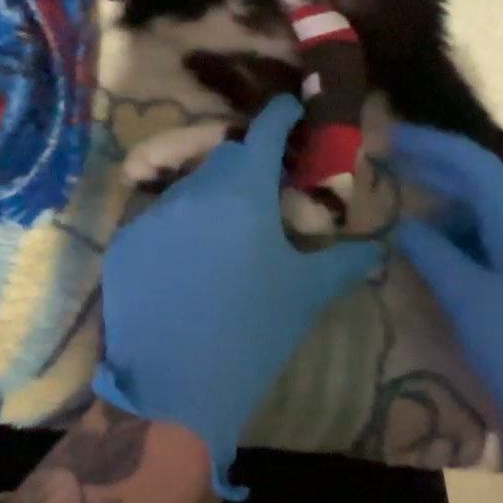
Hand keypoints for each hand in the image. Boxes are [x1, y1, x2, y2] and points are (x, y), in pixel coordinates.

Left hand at [94, 96, 380, 497]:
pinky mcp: (124, 240)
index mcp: (244, 190)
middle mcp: (195, 188)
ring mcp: (153, 212)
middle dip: (248, 162)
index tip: (292, 111)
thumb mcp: (305, 294)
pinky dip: (178, 225)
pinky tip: (188, 262)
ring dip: (211, 195)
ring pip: (189, 184)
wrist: (174, 391)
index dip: (282, 115)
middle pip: (226, 154)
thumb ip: (344, 260)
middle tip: (265, 191)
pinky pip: (157, 215)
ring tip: (225, 235)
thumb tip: (377, 246)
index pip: (265, 129)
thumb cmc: (253, 334)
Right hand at [392, 125, 502, 502]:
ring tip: (409, 208)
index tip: (390, 136)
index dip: (433, 145)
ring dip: (450, 203)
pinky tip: (440, 251)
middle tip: (391, 160)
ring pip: (492, 213)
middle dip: (438, 167)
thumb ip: (434, 254)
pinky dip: (464, 236)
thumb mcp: (470, 304)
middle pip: (487, 183)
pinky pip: (498, 242)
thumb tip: (405, 224)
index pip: (477, 165)